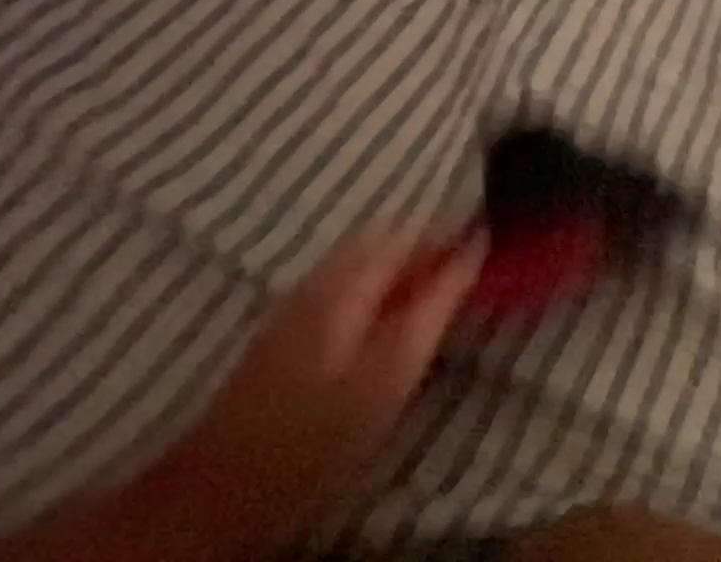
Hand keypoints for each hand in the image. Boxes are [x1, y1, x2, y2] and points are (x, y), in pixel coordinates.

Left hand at [159, 229, 487, 551]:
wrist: (227, 489)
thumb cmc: (325, 426)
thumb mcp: (398, 364)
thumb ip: (440, 299)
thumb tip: (478, 246)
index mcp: (346, 280)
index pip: (411, 230)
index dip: (455, 234)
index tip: (493, 249)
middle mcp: (318, 279)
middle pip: (384, 241)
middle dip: (430, 250)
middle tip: (468, 279)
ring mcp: (295, 304)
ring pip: (363, 264)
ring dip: (405, 272)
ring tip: (438, 302)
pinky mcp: (285, 331)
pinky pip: (346, 286)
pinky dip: (379, 291)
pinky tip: (392, 324)